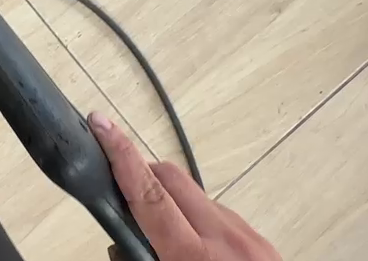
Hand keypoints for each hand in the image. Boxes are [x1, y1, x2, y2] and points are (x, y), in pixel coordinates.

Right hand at [89, 113, 279, 260]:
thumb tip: (119, 246)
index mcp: (195, 260)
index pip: (149, 193)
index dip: (120, 154)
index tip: (99, 121)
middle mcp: (227, 242)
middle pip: (169, 177)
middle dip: (141, 173)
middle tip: (122, 195)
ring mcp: (252, 241)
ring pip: (196, 196)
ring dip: (173, 203)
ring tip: (166, 240)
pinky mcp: (268, 247)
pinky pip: (221, 217)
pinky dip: (201, 224)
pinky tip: (201, 256)